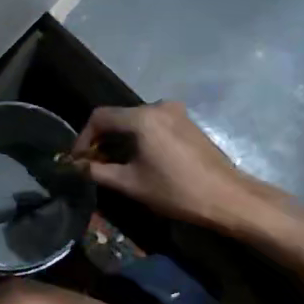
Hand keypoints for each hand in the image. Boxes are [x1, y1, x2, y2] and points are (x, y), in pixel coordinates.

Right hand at [71, 102, 269, 228]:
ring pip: (137, 121)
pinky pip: (154, 125)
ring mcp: (177, 113)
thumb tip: (77, 168)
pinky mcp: (187, 123)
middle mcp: (159, 106)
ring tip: (112, 165)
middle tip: (92, 164)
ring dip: (121, 140)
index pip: (100, 117)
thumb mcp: (131, 184)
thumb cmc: (176, 191)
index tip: (77, 160)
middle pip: (119, 117)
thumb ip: (98, 172)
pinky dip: (140, 139)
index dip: (83, 138)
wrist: (226, 197)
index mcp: (143, 117)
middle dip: (102, 139)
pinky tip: (138, 160)